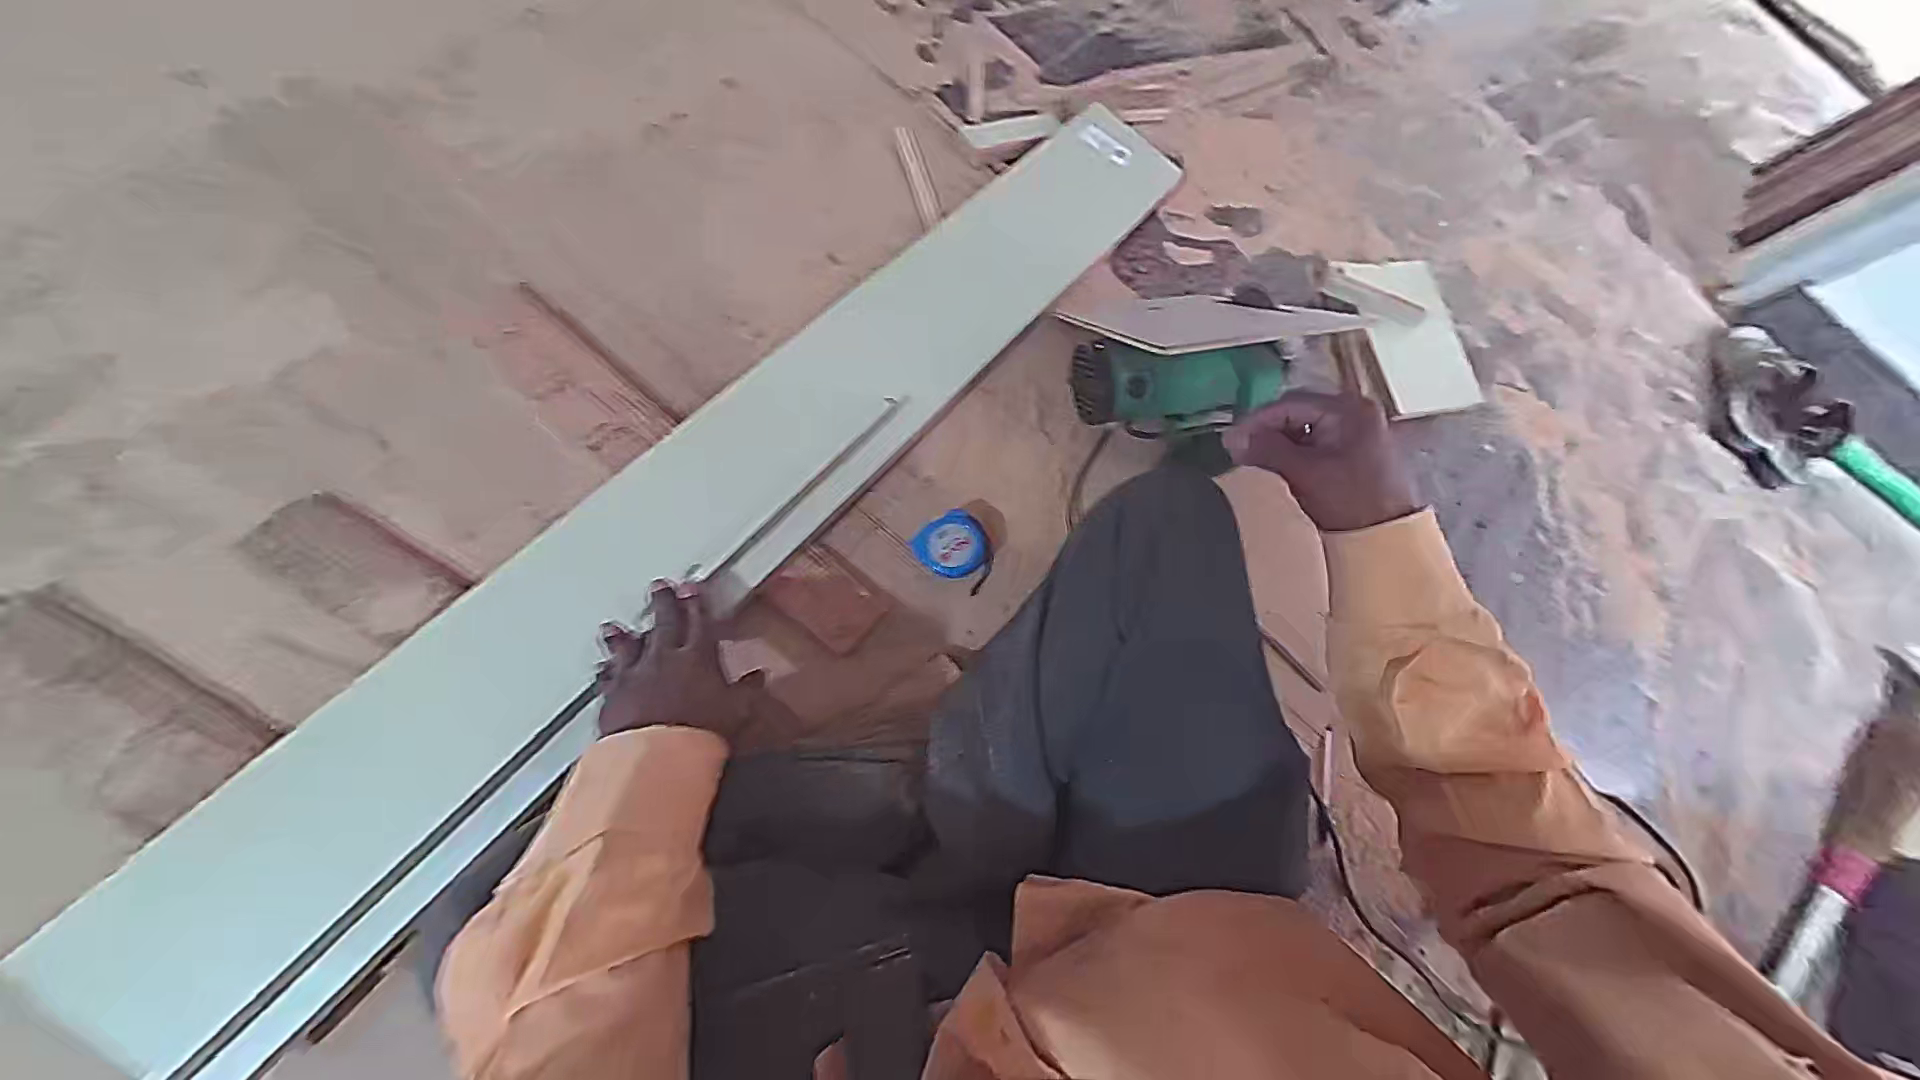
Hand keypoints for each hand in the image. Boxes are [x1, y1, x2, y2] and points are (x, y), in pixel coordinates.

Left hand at [595, 581, 755, 741]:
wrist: (657, 755)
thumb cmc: (700, 732)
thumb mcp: (737, 710)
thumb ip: (747, 690)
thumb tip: (757, 677)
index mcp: (698, 657)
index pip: (699, 621)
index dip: (696, 602)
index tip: (692, 588)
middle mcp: (665, 658)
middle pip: (665, 623)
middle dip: (664, 602)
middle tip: (660, 587)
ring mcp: (636, 675)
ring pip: (629, 645)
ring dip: (624, 633)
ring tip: (617, 625)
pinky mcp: (613, 695)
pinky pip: (608, 675)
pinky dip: (606, 668)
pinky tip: (602, 666)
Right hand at [1224, 391, 1419, 531]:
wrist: (1387, 537)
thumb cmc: (1350, 501)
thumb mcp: (1303, 473)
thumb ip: (1266, 449)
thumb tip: (1234, 438)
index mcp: (1348, 410)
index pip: (1289, 404)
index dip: (1255, 421)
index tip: (1230, 442)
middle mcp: (1355, 413)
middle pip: (1296, 413)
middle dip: (1266, 432)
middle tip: (1240, 452)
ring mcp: (1357, 432)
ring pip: (1303, 429)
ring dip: (1277, 444)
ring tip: (1255, 463)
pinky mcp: (1354, 451)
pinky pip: (1313, 443)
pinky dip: (1292, 453)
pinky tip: (1277, 469)